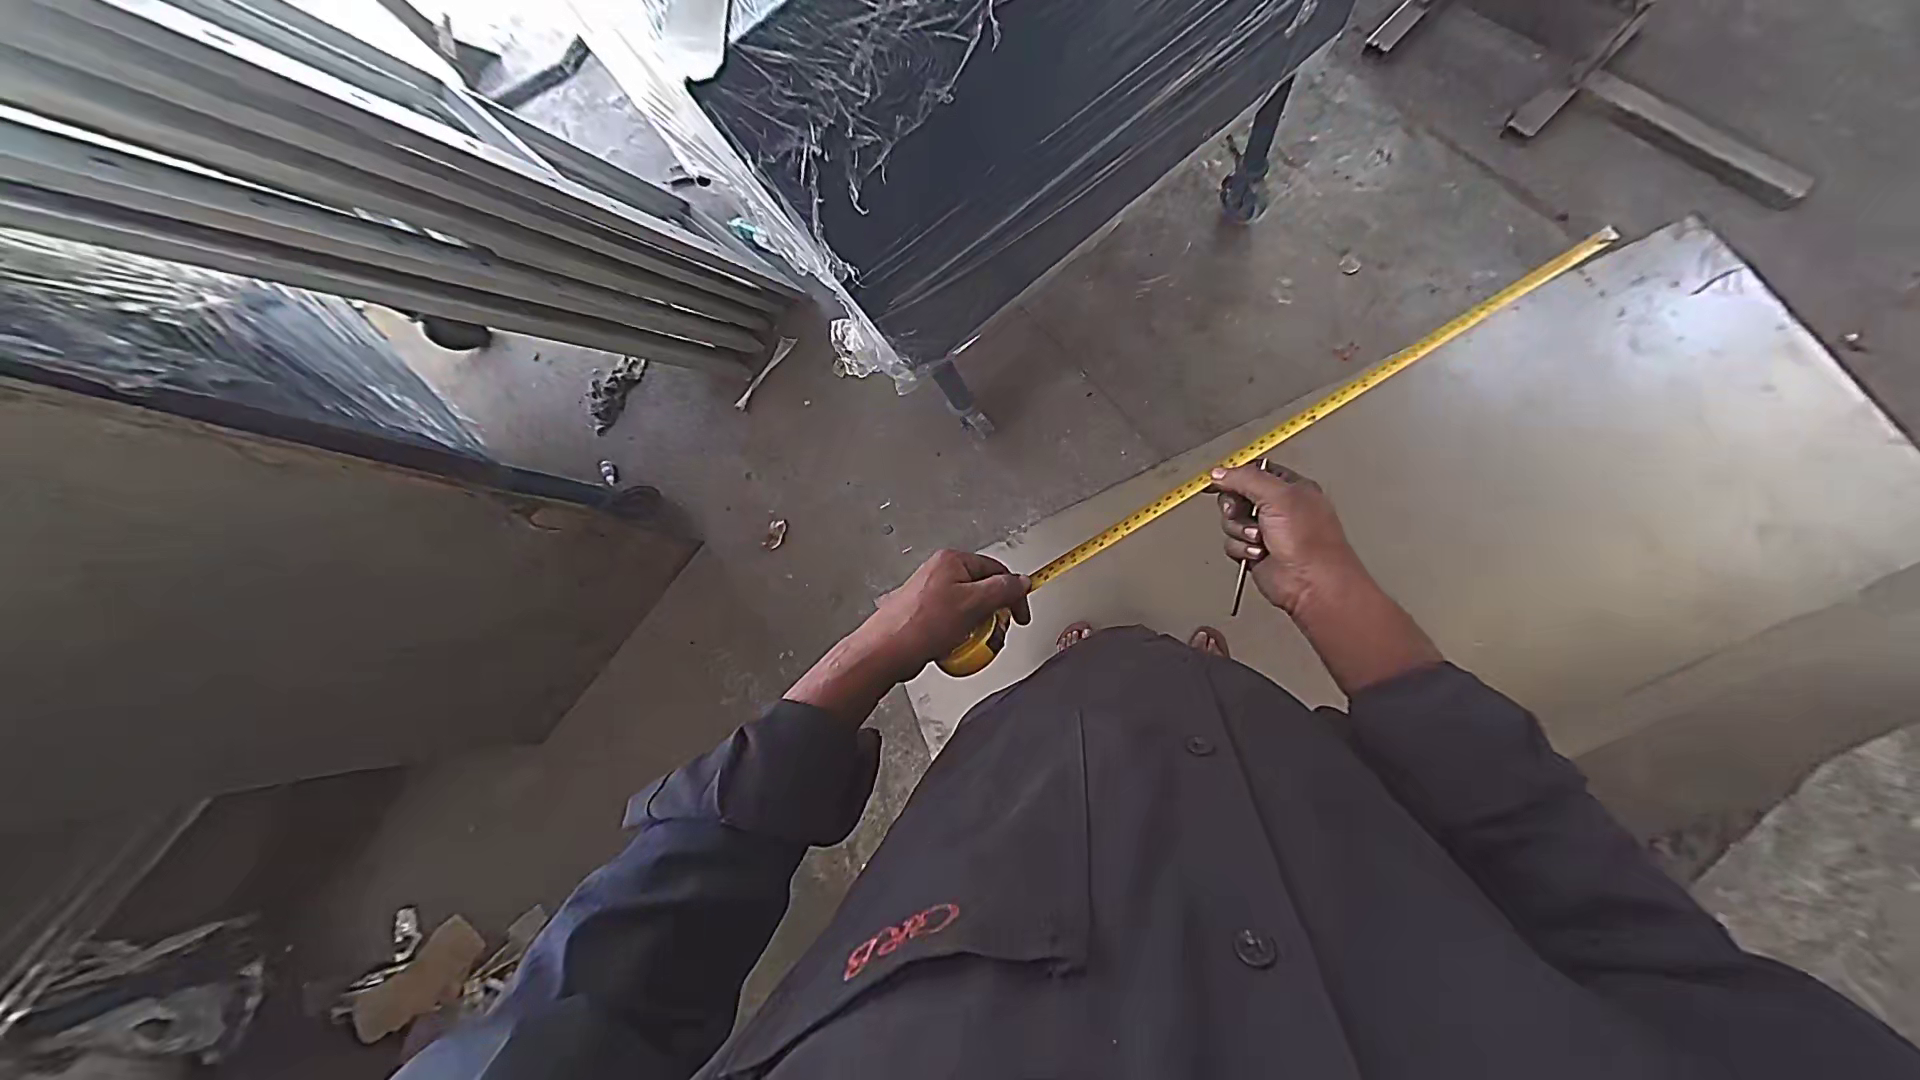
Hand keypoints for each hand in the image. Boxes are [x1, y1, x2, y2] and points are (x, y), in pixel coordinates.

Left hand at [847, 551, 1031, 682]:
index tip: (1019, 613)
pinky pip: (955, 622)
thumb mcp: (972, 604)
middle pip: (984, 590)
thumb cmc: (918, 625)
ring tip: (970, 641)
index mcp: (952, 561)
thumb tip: (1020, 582)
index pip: (996, 570)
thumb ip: (1002, 590)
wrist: (885, 651)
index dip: (1013, 593)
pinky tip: (954, 646)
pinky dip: (961, 635)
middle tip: (994, 630)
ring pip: (971, 609)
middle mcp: (940, 573)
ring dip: (978, 628)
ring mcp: (932, 595)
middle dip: (993, 614)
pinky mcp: (927, 615)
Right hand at [1211, 462, 1362, 613]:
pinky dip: (1242, 548)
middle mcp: (1278, 508)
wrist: (1311, 583)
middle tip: (1241, 511)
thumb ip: (1246, 479)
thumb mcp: (1278, 497)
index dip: (1234, 474)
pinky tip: (1260, 553)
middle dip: (1234, 506)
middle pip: (1236, 496)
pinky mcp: (1255, 550)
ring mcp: (1266, 530)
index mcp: (1291, 488)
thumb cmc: (1310, 542)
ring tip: (1260, 538)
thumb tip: (1221, 472)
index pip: (1254, 471)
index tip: (1218, 479)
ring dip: (1240, 530)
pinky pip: (1232, 543)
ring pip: (1231, 521)